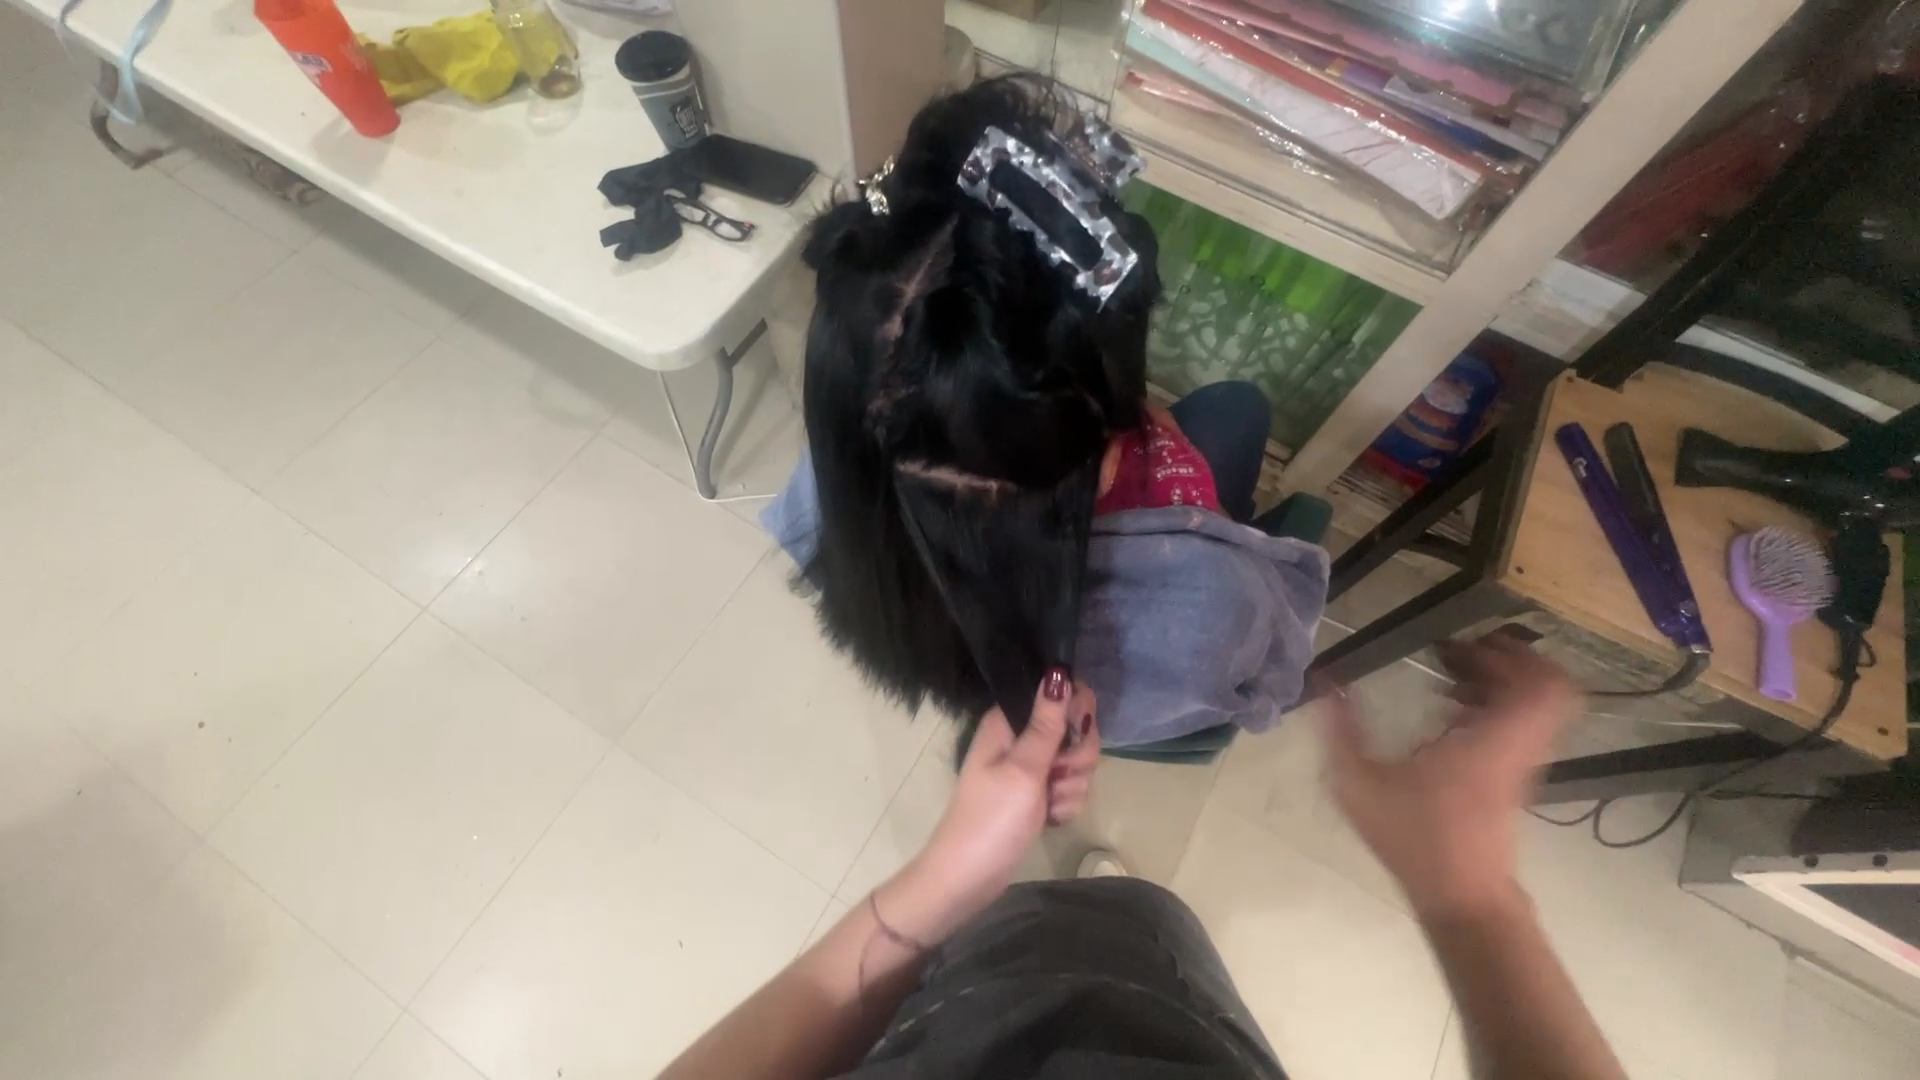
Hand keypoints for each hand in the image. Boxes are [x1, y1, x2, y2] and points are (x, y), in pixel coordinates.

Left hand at [881, 670, 1098, 940]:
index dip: (1076, 711)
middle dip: (1076, 758)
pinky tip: (1048, 820)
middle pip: (1075, 730)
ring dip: (1070, 787)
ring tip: (1046, 805)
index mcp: (1009, 721)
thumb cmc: (991, 818)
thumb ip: (1047, 722)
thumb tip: (1058, 672)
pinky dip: (1064, 805)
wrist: (969, 878)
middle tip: (1055, 776)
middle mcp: (1020, 738)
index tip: (1075, 735)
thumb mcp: (1023, 767)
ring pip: (1077, 763)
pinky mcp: (1038, 795)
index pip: (1058, 694)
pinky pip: (1069, 788)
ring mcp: (1030, 768)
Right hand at [1325, 634, 1575, 921]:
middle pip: (1549, 689)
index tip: (1464, 643)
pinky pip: (1524, 725)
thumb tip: (1325, 681)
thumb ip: (1340, 730)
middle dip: (1508, 660)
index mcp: (1490, 742)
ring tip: (1451, 677)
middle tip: (1457, 652)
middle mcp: (1517, 747)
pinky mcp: (1514, 778)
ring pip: (1539, 706)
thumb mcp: (1358, 782)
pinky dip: (1497, 706)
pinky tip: (1450, 711)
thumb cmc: (1413, 837)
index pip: (1540, 686)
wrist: (1462, 897)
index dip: (1513, 655)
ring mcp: (1522, 764)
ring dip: (1502, 682)